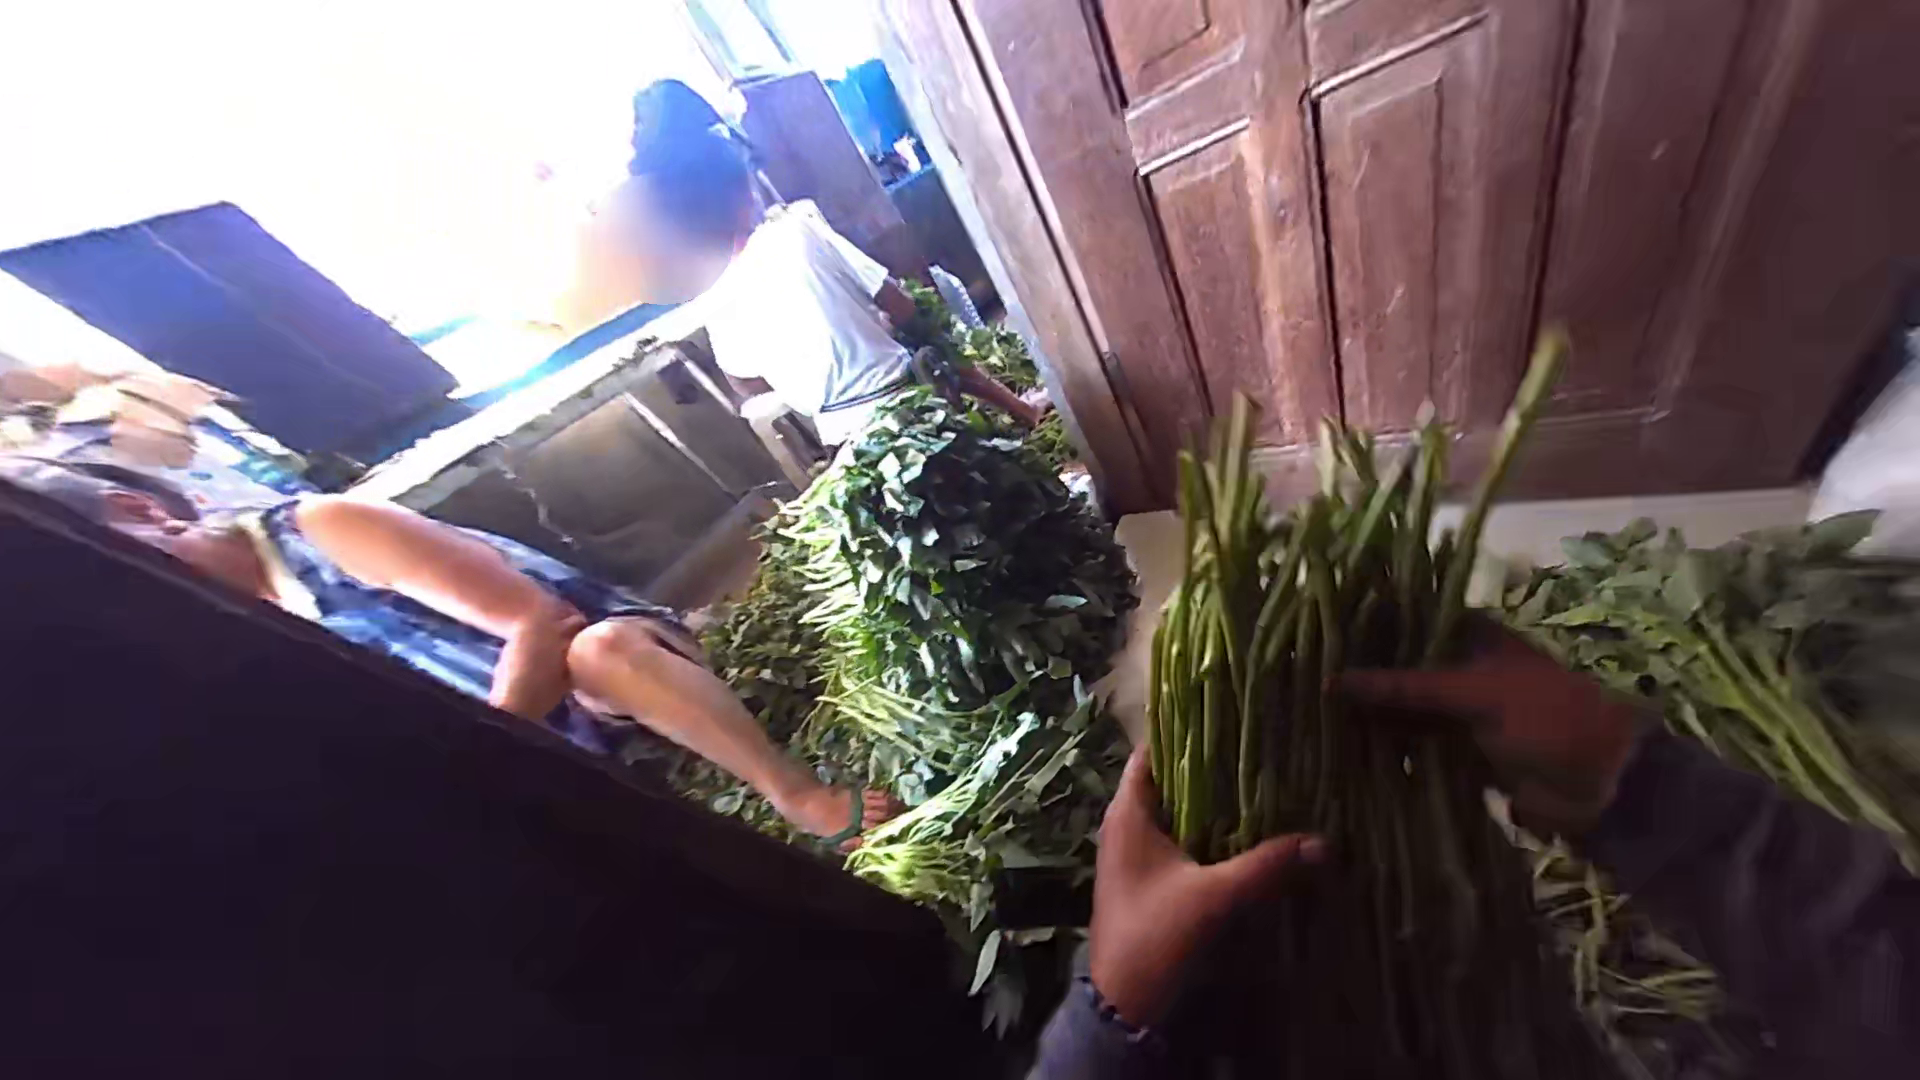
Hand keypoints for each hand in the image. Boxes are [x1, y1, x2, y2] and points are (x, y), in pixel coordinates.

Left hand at [1089, 746, 1325, 1026]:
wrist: (1122, 1002)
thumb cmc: (1156, 934)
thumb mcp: (1213, 898)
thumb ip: (1265, 868)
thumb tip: (1323, 842)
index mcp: (1127, 811)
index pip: (1149, 753)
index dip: (1179, 734)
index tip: (1220, 720)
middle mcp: (1123, 821)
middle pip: (1163, 779)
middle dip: (1202, 768)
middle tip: (1250, 752)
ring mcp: (1130, 848)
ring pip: (1169, 809)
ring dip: (1203, 801)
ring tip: (1252, 785)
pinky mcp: (1142, 873)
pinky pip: (1171, 835)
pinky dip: (1198, 829)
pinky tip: (1235, 834)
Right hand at [1339, 620, 1640, 834]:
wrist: (1607, 790)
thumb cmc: (1546, 717)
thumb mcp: (1469, 693)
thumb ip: (1399, 686)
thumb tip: (1328, 680)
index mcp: (1473, 636)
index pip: (1409, 615)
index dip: (1368, 615)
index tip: (1322, 617)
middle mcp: (1459, 663)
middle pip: (1397, 657)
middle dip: (1358, 661)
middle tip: (1306, 657)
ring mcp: (1454, 703)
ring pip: (1398, 696)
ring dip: (1365, 699)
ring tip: (1311, 691)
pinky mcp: (1451, 740)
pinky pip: (1406, 731)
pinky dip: (1379, 731)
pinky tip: (1339, 726)